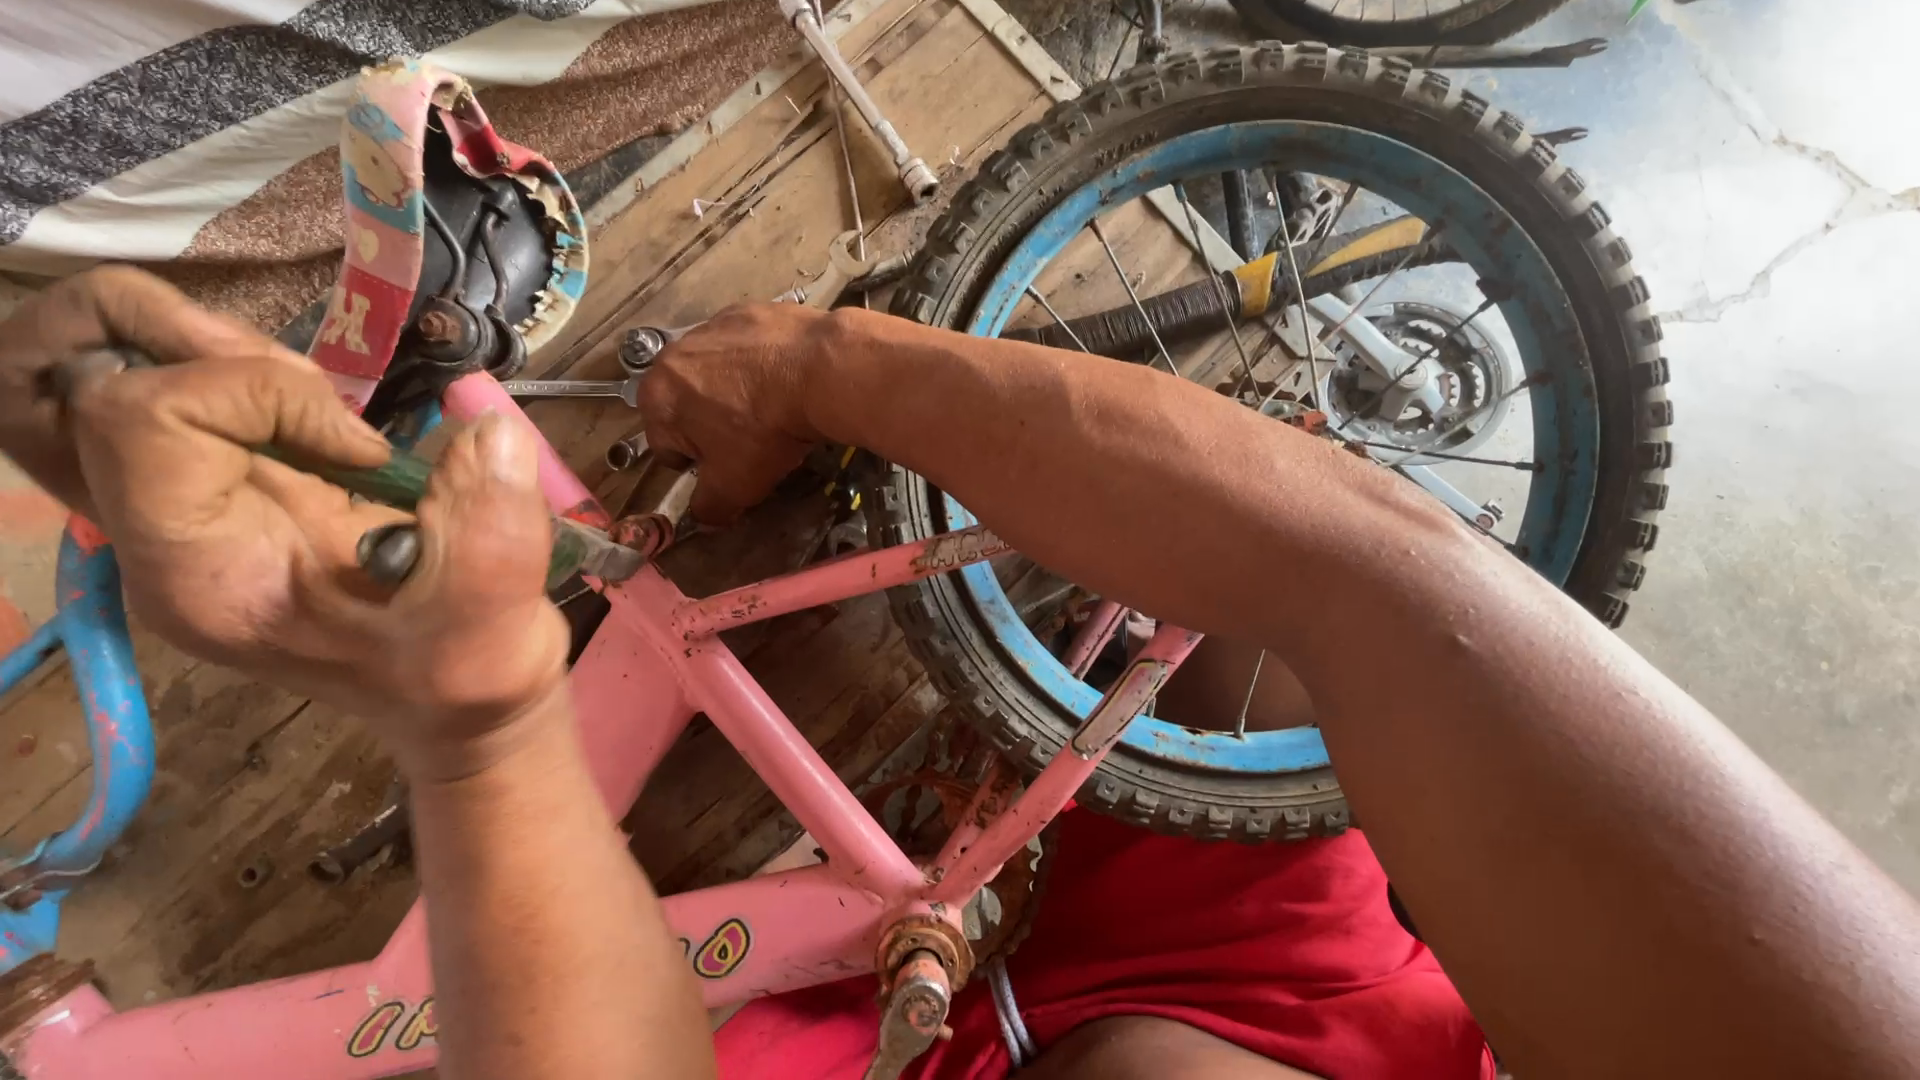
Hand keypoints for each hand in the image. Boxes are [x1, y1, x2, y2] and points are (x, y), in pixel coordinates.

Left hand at [3, 268, 568, 781]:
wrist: (463, 700)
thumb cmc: (468, 676)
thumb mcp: (494, 615)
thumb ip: (493, 525)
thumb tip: (491, 431)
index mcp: (202, 571)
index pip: (142, 421)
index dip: (261, 396)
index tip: (367, 448)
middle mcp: (164, 535)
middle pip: (71, 384)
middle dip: (189, 345)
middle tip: (306, 386)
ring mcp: (190, 512)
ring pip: (115, 376)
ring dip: (220, 355)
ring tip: (320, 401)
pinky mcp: (232, 494)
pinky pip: (180, 397)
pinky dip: (247, 378)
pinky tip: (324, 417)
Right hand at [636, 302, 827, 522]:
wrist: (820, 371)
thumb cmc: (765, 432)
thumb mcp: (735, 485)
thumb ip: (710, 507)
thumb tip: (704, 519)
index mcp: (658, 397)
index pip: (666, 447)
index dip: (699, 466)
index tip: (731, 468)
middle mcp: (674, 353)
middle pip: (689, 404)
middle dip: (715, 424)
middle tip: (755, 439)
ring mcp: (713, 325)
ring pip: (719, 372)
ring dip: (738, 391)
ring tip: (777, 407)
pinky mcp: (751, 309)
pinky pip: (751, 347)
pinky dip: (765, 362)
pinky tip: (791, 377)